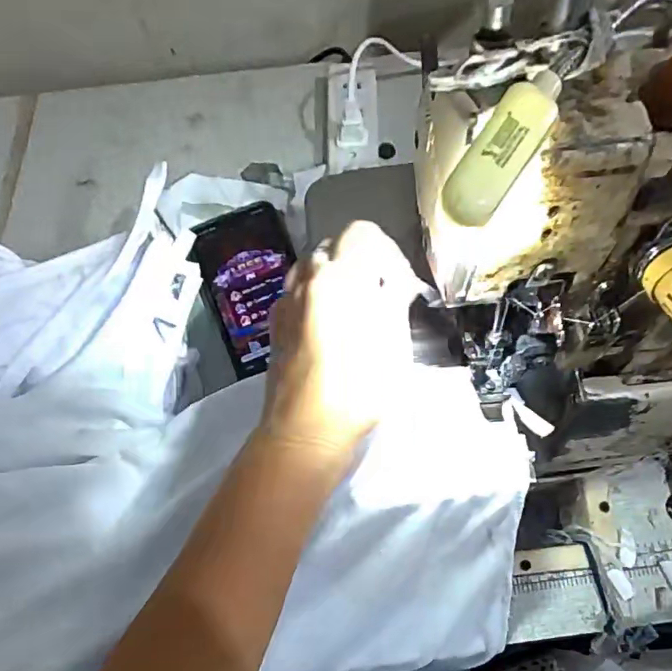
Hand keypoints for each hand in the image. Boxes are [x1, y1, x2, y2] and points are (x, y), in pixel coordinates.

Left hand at [257, 220, 420, 457]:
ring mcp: (284, 303)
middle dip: (359, 263)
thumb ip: (393, 304)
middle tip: (379, 295)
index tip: (397, 280)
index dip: (385, 250)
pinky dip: (315, 297)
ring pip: (311, 269)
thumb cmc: (355, 397)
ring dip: (334, 279)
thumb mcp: (392, 349)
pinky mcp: (274, 327)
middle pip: (333, 247)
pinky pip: (296, 294)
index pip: (361, 234)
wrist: (302, 437)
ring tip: (353, 311)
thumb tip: (393, 283)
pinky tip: (328, 329)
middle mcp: (304, 281)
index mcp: (336, 279)